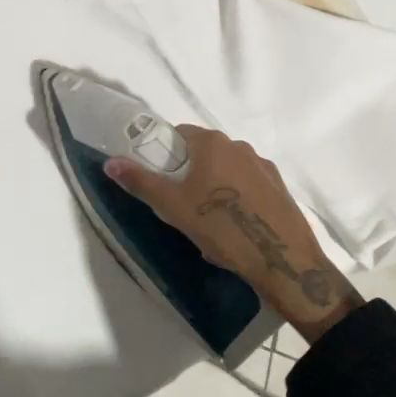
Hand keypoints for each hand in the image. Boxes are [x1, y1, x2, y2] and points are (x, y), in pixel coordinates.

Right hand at [105, 126, 361, 342]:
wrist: (284, 261)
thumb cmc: (222, 227)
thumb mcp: (173, 207)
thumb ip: (140, 181)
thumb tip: (111, 162)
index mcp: (212, 143)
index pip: (178, 135)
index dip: (164, 155)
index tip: (160, 181)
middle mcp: (239, 146)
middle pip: (203, 153)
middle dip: (188, 175)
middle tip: (180, 207)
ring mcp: (263, 166)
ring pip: (226, 171)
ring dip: (213, 188)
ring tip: (206, 223)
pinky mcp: (280, 189)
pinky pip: (247, 187)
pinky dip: (236, 200)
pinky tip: (232, 229)